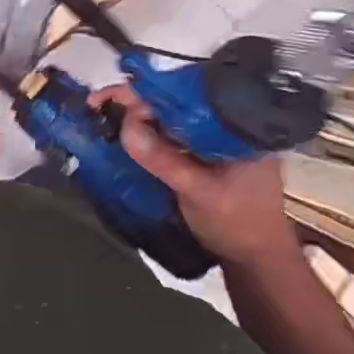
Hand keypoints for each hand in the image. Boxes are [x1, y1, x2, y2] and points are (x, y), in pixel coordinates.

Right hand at [88, 84, 297, 264]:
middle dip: (134, 100)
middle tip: (97, 105)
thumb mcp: (199, 192)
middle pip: (173, 101)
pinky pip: (169, 135)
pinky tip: (125, 135)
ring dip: (137, 116)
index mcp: (235, 124)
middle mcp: (224, 124)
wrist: (257, 261)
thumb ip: (164, 159)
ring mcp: (212, 139)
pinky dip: (147, 134)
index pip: (184, 95)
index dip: (144, 92)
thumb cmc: (238, 224)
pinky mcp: (201, 154)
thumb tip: (125, 125)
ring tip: (103, 115)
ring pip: (168, 117)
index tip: (107, 97)